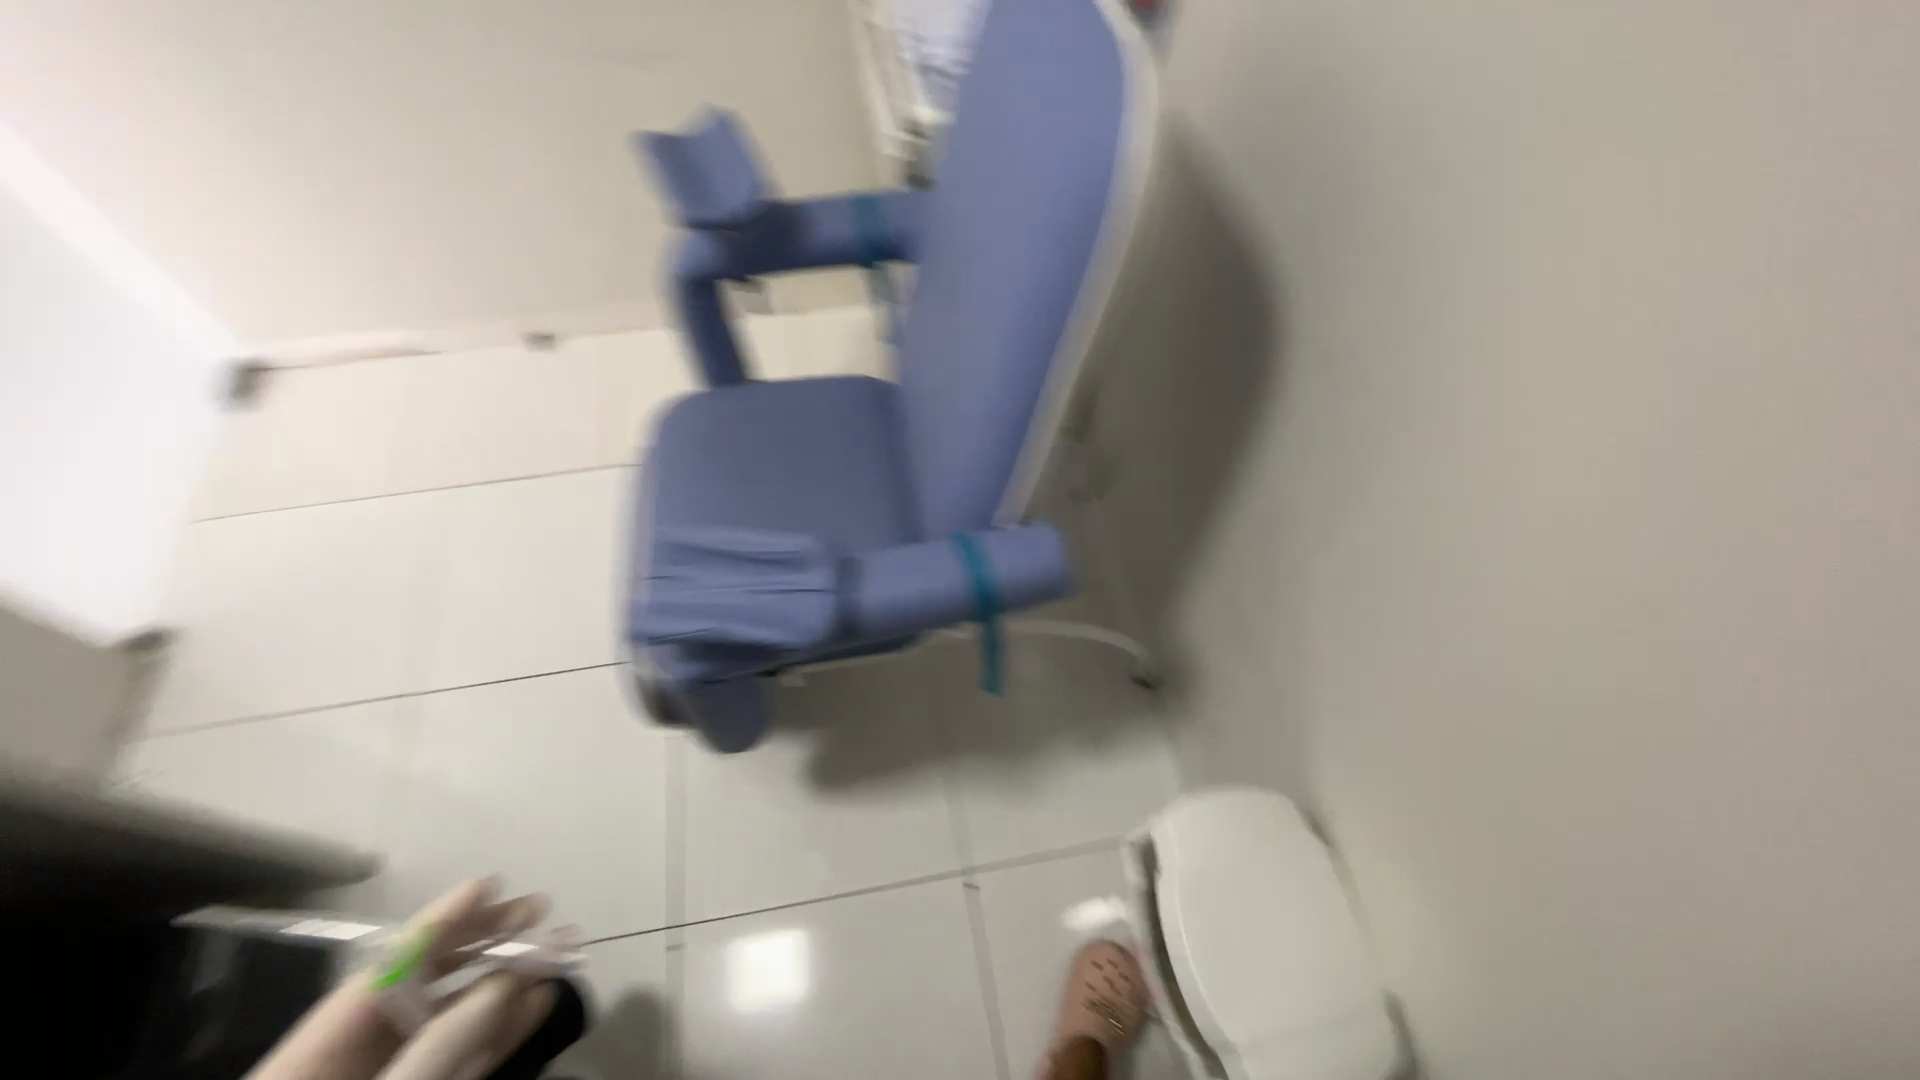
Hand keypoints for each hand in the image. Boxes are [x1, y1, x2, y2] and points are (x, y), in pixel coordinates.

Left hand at [247, 877, 559, 1079]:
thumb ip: (441, 1047)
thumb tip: (505, 980)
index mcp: (315, 1057)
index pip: (384, 970)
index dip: (439, 923)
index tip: (492, 882)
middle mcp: (352, 1062)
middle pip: (423, 986)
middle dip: (484, 944)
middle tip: (542, 909)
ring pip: (452, 1021)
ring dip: (507, 982)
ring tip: (560, 948)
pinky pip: (461, 1061)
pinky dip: (501, 1032)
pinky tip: (539, 1001)